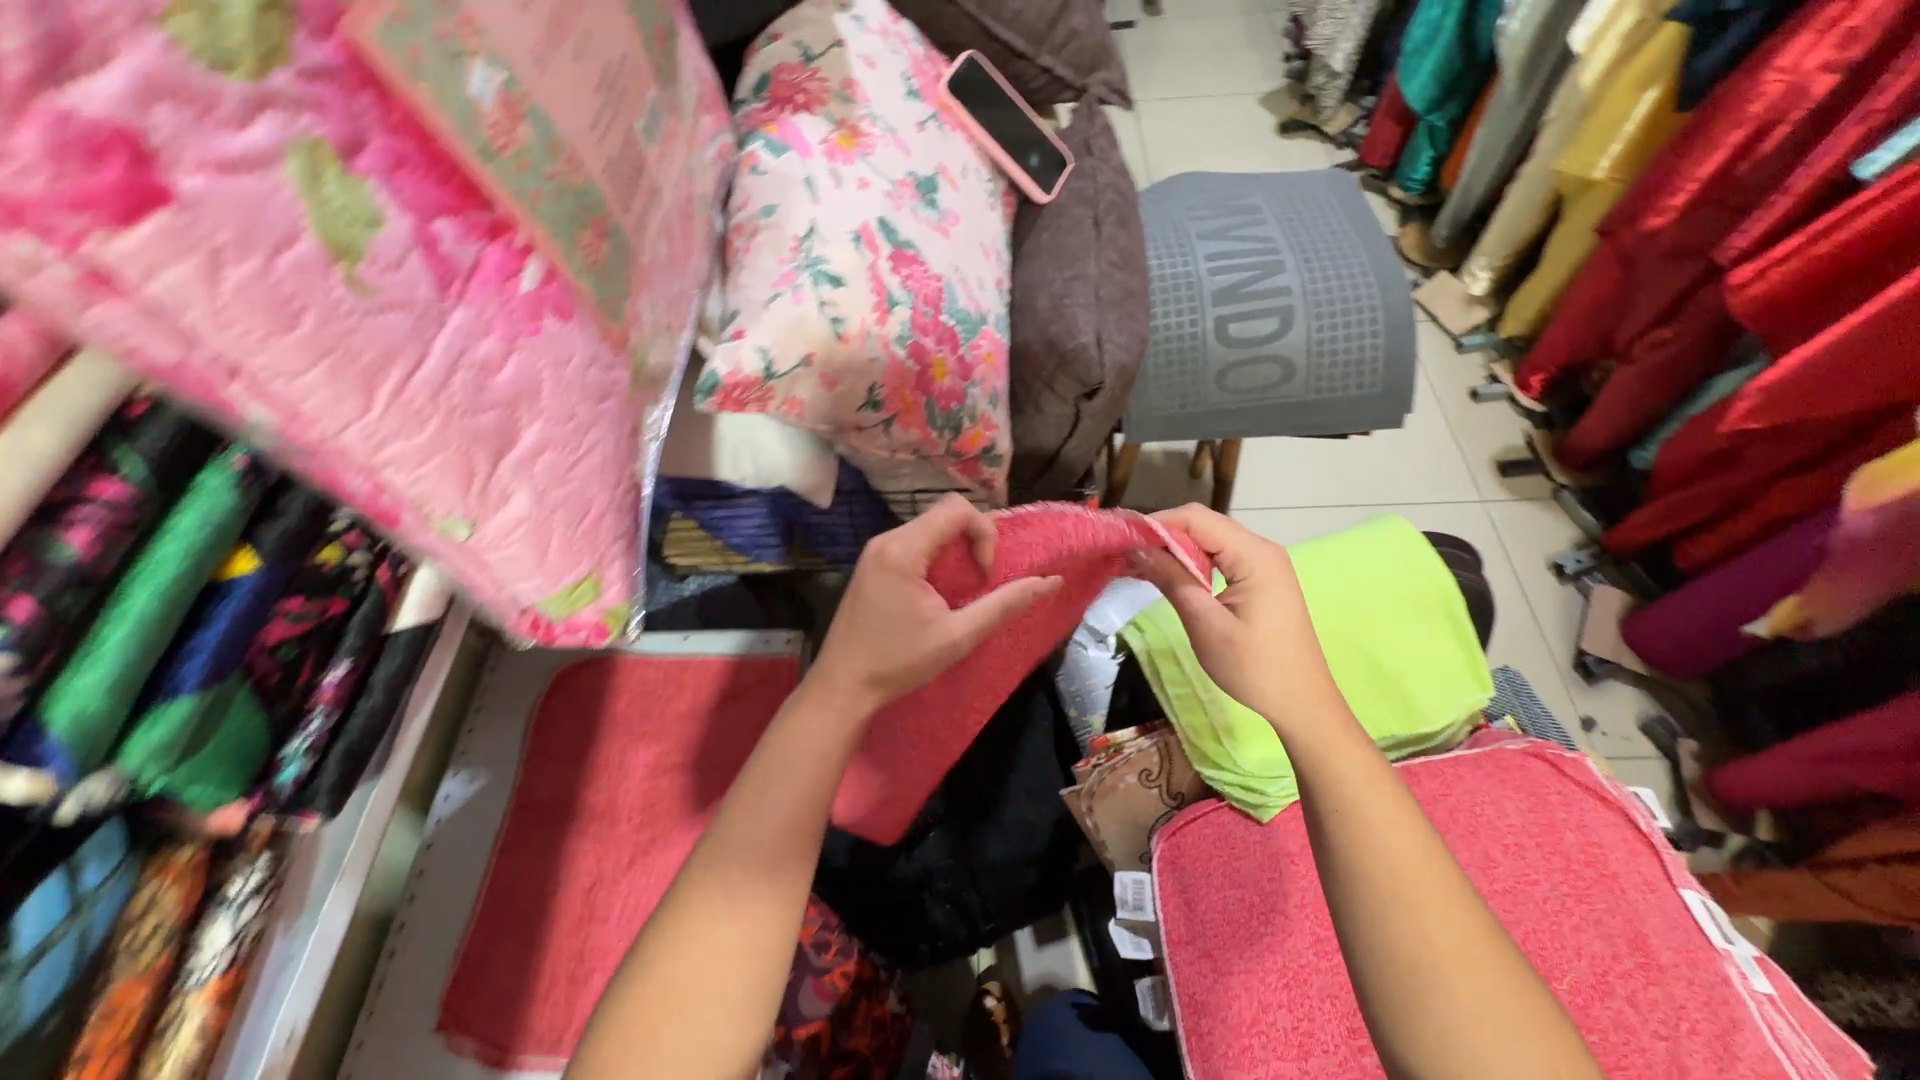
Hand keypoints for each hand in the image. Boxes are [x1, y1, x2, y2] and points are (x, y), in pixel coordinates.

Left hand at [809, 494, 1061, 715]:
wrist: (843, 686)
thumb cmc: (899, 662)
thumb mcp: (959, 636)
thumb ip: (1005, 604)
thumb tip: (1051, 582)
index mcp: (903, 550)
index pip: (957, 509)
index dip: (983, 534)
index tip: (984, 575)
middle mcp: (886, 540)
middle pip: (943, 514)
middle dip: (972, 541)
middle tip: (978, 581)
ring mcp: (875, 551)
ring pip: (929, 529)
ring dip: (954, 551)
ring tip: (961, 590)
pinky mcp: (872, 565)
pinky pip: (913, 544)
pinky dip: (935, 558)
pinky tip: (938, 594)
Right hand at [1129, 503, 1340, 729]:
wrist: (1301, 700)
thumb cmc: (1254, 667)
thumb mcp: (1205, 624)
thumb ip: (1172, 579)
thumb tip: (1137, 548)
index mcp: (1254, 555)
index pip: (1196, 519)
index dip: (1157, 523)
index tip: (1122, 539)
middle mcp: (1262, 549)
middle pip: (1204, 524)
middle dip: (1163, 534)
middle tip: (1126, 553)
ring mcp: (1264, 563)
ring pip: (1211, 539)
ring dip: (1176, 548)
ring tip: (1141, 564)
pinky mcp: (1261, 578)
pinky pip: (1222, 556)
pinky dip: (1193, 561)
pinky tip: (1171, 576)